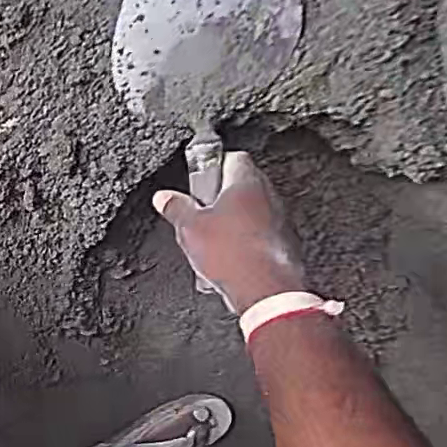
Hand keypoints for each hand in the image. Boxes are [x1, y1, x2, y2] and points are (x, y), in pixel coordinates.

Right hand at [152, 151, 307, 313]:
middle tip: (199, 211)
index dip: (212, 166)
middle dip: (219, 196)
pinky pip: (259, 234)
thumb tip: (163, 198)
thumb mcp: (188, 228)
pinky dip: (243, 241)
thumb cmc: (231, 253)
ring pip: (251, 210)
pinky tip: (226, 257)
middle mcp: (268, 195)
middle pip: (241, 184)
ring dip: (232, 220)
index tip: (197, 180)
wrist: (264, 289)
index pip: (232, 157)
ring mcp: (279, 219)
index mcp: (245, 183)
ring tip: (211, 240)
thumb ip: (175, 208)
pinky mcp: (283, 242)